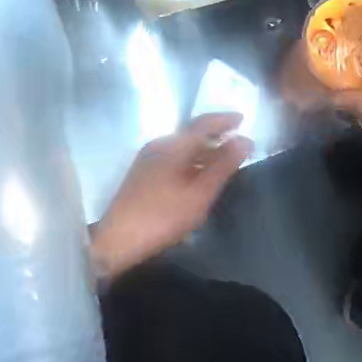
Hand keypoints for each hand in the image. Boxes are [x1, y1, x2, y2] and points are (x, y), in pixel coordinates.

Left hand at [90, 112, 252, 278]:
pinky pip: (173, 158)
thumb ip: (223, 165)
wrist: (117, 241)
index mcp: (173, 145)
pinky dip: (191, 161)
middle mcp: (158, 146)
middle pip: (192, 134)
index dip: (224, 120)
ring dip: (204, 150)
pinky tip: (199, 176)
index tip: (243, 119)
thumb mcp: (200, 193)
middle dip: (216, 136)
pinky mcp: (142, 176)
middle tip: (238, 142)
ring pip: (182, 148)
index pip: (203, 123)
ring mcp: (147, 160)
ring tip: (223, 160)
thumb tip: (244, 140)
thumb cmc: (163, 216)